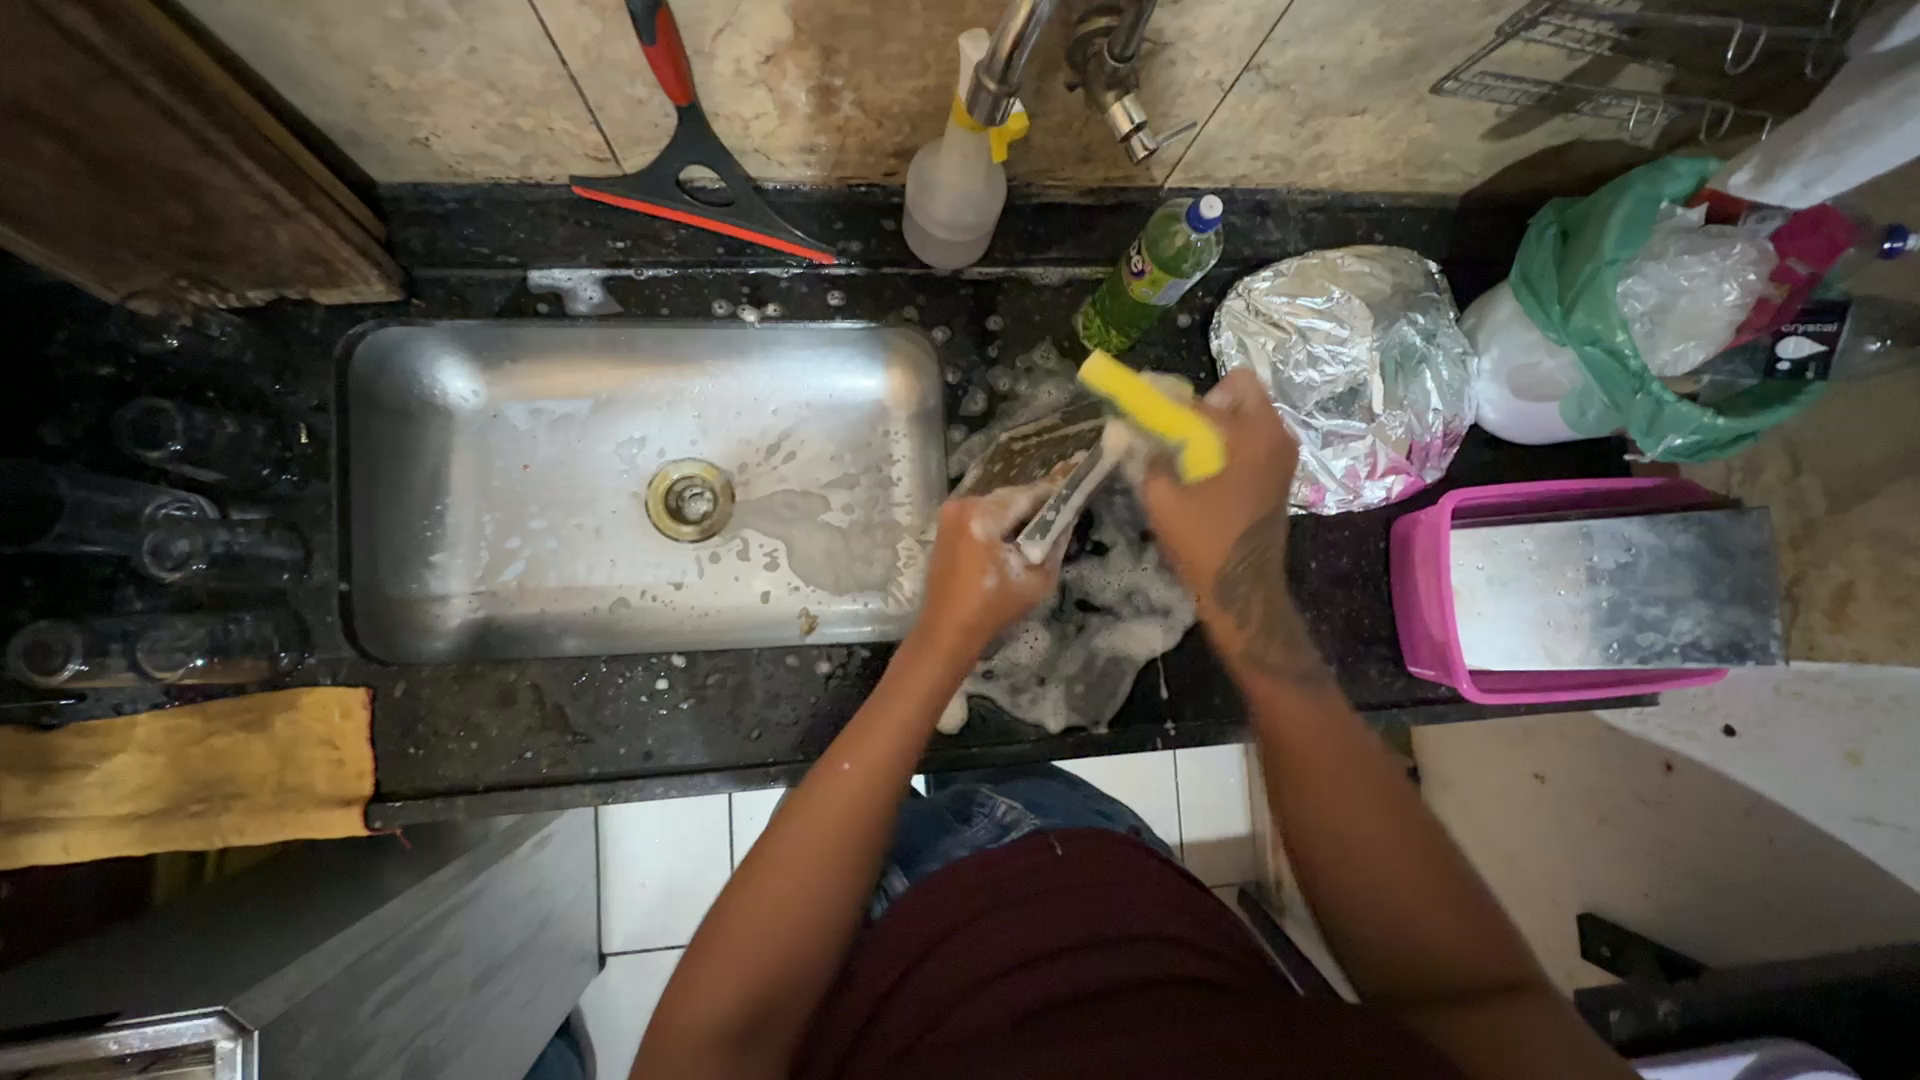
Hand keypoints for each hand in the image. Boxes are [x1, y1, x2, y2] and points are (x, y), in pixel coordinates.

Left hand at [915, 483, 1062, 658]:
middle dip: (1033, 505)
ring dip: (1015, 513)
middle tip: (1058, 513)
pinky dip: (997, 520)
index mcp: (982, 516)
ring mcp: (950, 514)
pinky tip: (1013, 536)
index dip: (1053, 493)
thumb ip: (1055, 542)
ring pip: (994, 504)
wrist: (948, 629)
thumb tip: (1067, 518)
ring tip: (1038, 527)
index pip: (1027, 495)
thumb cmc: (994, 608)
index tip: (1073, 489)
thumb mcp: (1038, 579)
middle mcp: (962, 505)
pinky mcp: (945, 525)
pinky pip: (979, 514)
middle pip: (1009, 497)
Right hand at [1134, 368, 1297, 608]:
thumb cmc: (1204, 543)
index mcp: (1252, 435)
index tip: (1144, 406)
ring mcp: (1283, 456)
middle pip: (1241, 391)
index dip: (1168, 403)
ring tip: (1187, 454)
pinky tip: (1204, 473)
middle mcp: (1277, 436)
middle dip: (1206, 402)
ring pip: (1249, 414)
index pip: (1202, 402)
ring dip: (1218, 424)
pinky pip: (1254, 439)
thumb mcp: (1163, 499)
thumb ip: (1147, 459)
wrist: (1242, 591)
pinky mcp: (1280, 475)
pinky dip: (1229, 444)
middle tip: (1178, 431)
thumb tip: (1136, 435)